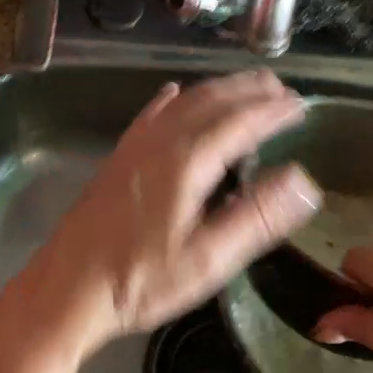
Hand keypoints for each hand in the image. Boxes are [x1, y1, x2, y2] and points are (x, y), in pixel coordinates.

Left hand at [31, 71, 322, 350]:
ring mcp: (135, 147)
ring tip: (243, 86)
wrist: (67, 286)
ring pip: (182, 103)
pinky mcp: (118, 158)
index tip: (302, 104)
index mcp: (187, 162)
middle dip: (247, 90)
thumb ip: (256, 218)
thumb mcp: (207, 260)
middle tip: (280, 86)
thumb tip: (304, 180)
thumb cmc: (141, 280)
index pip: (240, 123)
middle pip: (210, 102)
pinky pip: (150, 115)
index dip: (273, 111)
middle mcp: (161, 143)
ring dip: (216, 90)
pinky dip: (170, 99)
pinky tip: (173, 92)